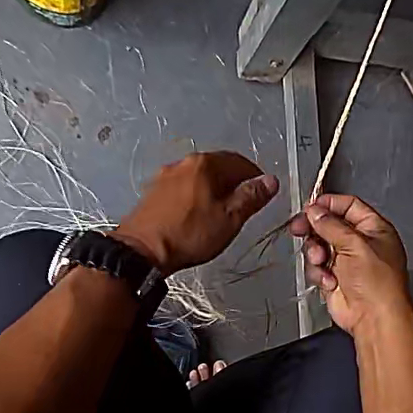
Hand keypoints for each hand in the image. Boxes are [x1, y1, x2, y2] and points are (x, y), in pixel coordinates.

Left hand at [113, 152, 279, 271]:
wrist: (143, 250)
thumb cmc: (187, 234)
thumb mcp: (230, 218)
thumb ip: (251, 197)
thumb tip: (269, 182)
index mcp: (205, 165)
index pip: (240, 162)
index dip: (255, 177)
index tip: (262, 190)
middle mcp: (184, 165)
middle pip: (218, 167)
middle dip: (235, 183)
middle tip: (245, 204)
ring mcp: (166, 177)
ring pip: (200, 178)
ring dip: (214, 191)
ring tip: (222, 214)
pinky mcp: (155, 193)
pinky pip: (184, 189)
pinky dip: (197, 198)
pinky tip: (199, 217)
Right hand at [287, 193, 411, 335]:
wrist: (374, 318)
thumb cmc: (379, 285)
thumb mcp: (354, 244)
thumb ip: (331, 225)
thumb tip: (316, 211)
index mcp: (374, 229)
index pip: (349, 206)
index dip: (328, 204)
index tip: (311, 207)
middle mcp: (361, 244)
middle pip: (329, 225)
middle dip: (314, 229)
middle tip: (300, 228)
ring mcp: (348, 261)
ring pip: (319, 246)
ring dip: (316, 254)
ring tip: (322, 262)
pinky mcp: (336, 278)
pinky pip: (317, 267)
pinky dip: (319, 273)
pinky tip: (330, 281)